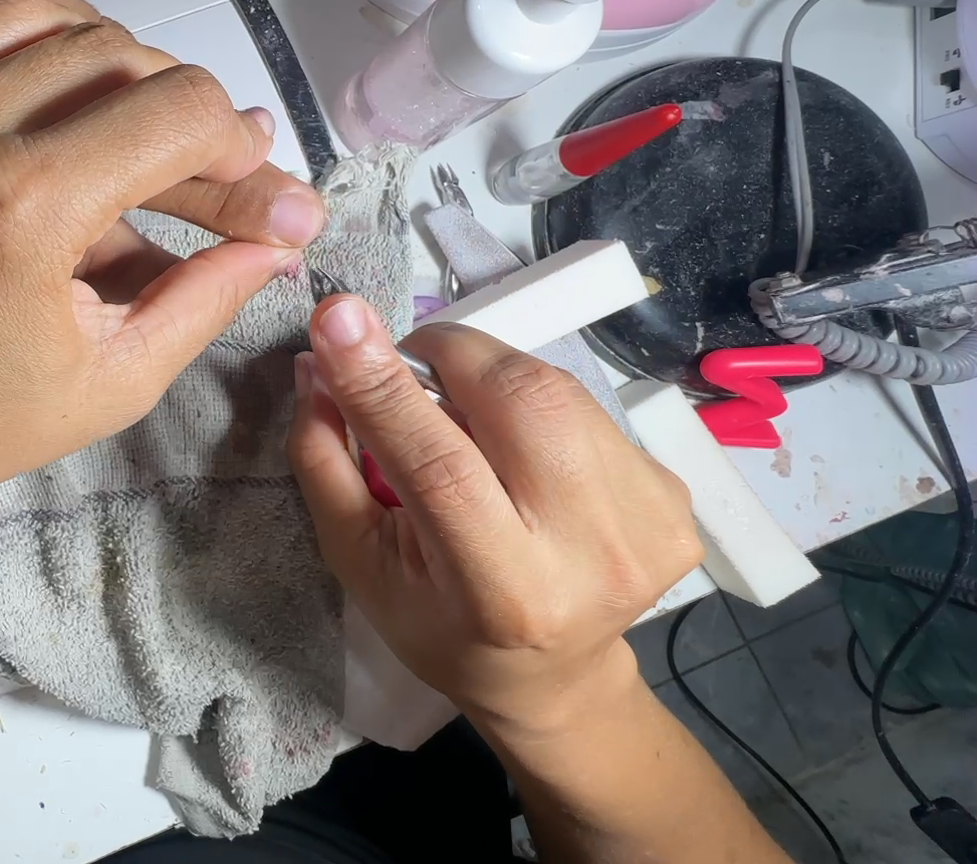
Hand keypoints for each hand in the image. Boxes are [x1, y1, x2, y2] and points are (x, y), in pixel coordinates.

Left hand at [0, 0, 325, 544]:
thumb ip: (205, 300)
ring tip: (114, 109)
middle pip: (110, 52)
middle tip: (189, 146)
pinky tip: (25, 52)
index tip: (241, 166)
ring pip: (28, 14)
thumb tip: (276, 240)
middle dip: (173, 96)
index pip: (176, 109)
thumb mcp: (110, 384)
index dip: (231, 135)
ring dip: (91, 51)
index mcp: (25, 212)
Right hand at [287, 296, 701, 738]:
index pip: (437, 463)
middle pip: (522, 401)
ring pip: (552, 386)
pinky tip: (508, 446)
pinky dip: (522, 400)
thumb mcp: (352, 553)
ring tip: (453, 414)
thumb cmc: (429, 616)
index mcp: (501, 589)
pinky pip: (579, 404)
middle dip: (446, 354)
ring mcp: (650, 521)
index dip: (382, 383)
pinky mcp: (674, 494)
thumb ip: (324, 456)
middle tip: (402, 366)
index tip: (336, 316)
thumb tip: (316, 361)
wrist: (550, 675)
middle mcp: (594, 554)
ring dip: (481, 374)